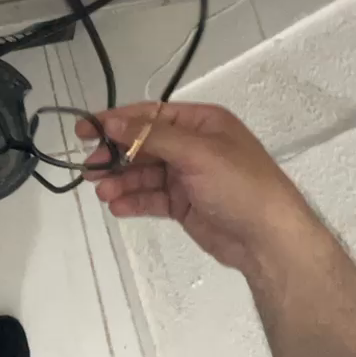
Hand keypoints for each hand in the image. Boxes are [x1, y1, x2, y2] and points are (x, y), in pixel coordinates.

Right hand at [82, 102, 328, 278]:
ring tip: (103, 193)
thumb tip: (112, 122)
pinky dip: (132, 200)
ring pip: (143, 173)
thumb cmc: (240, 186)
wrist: (269, 240)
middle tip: (91, 168)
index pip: (150, 116)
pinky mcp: (183, 204)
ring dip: (121, 181)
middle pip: (142, 145)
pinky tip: (117, 206)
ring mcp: (187, 176)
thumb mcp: (197, 152)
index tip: (86, 130)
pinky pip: (150, 197)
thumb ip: (151, 136)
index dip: (116, 121)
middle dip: (115, 156)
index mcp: (201, 123)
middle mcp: (192, 146)